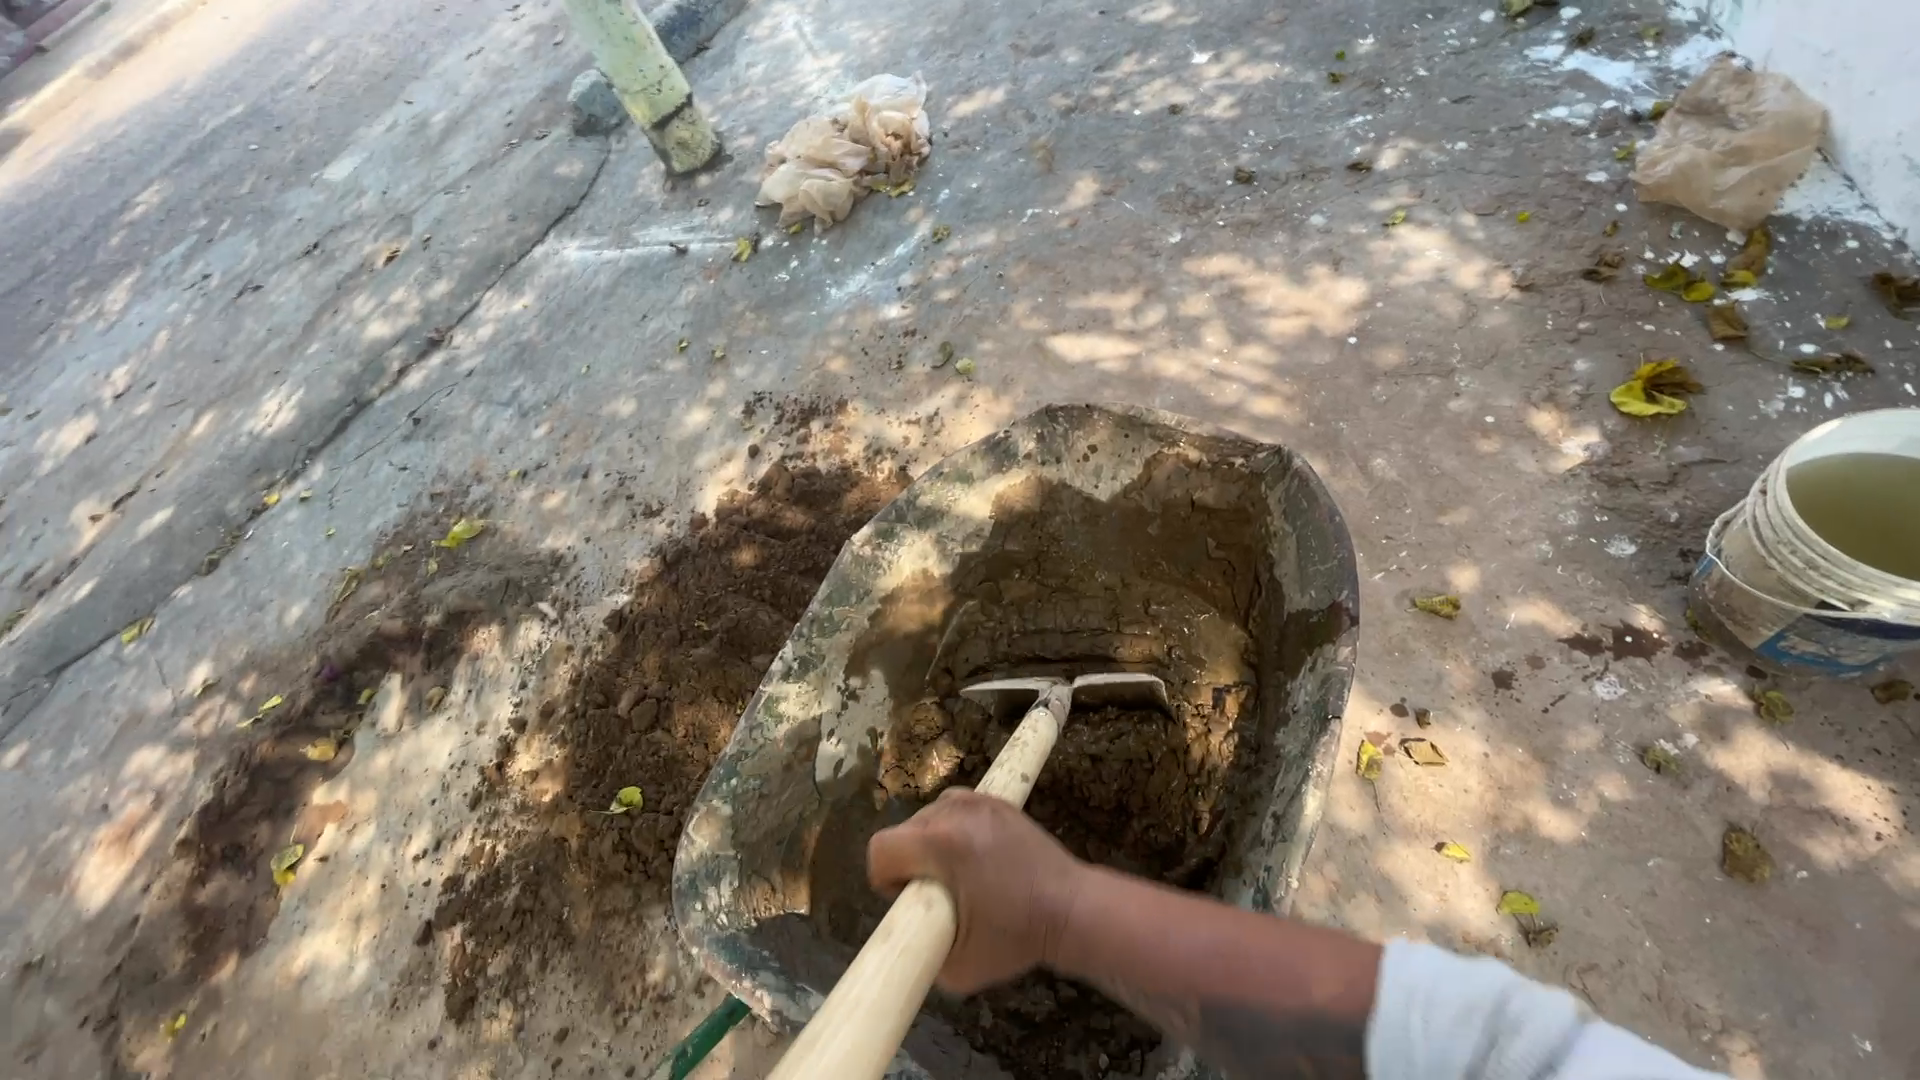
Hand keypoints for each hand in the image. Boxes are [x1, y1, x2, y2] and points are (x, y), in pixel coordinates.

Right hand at [866, 788, 1087, 993]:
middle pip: (904, 831)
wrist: (1071, 908)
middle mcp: (955, 811)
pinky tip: (975, 857)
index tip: (912, 901)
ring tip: (959, 875)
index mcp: (941, 844)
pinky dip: (954, 829)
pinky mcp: (996, 800)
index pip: (881, 848)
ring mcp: (978, 800)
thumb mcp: (958, 968)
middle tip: (940, 895)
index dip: (886, 880)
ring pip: (928, 817)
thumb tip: (908, 938)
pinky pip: (954, 809)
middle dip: (911, 864)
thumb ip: (919, 950)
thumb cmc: (1017, 936)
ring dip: (931, 845)